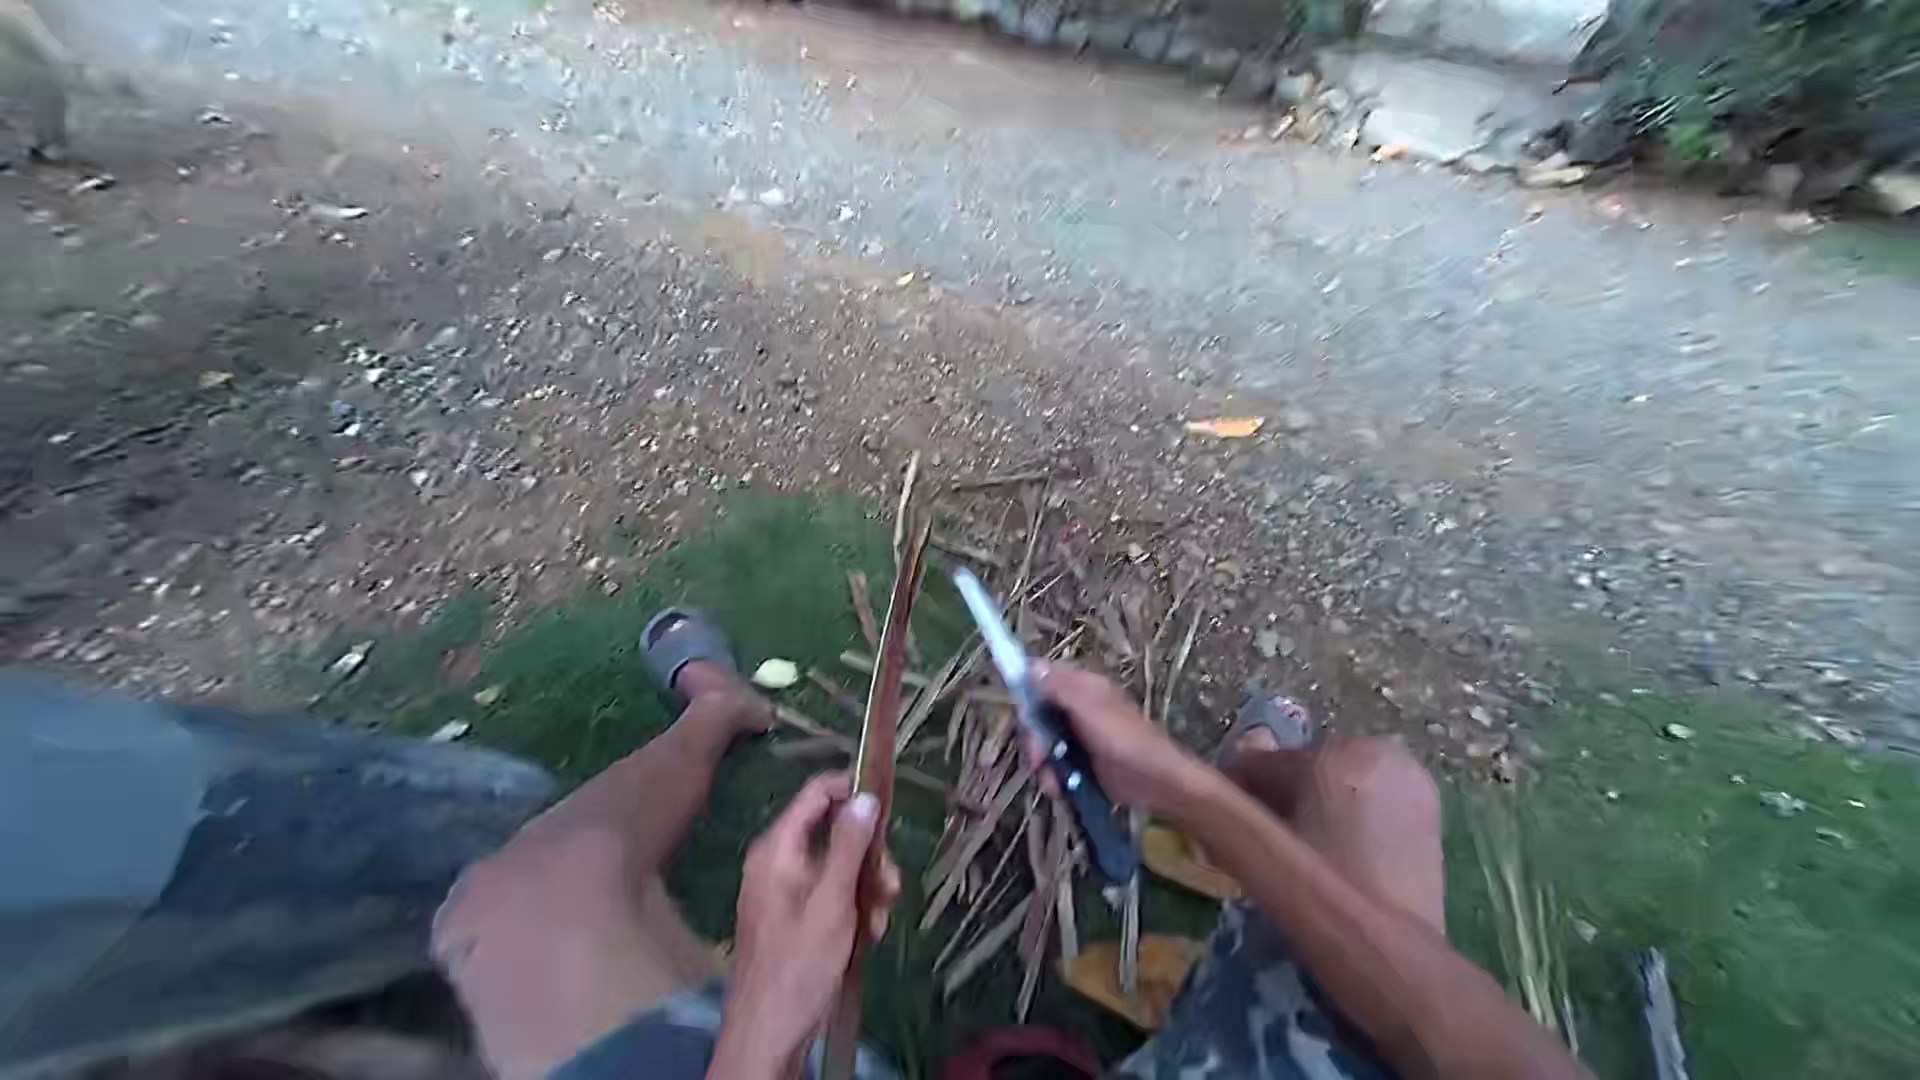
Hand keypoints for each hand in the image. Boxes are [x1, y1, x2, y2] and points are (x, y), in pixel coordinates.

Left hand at [713, 772, 900, 1075]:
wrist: (767, 1038)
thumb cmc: (799, 965)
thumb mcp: (832, 901)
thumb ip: (850, 845)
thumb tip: (867, 795)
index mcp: (779, 847)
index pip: (817, 792)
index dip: (852, 789)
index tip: (887, 805)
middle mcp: (781, 859)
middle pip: (835, 830)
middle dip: (869, 855)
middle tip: (891, 883)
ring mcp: (787, 887)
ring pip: (840, 863)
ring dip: (867, 885)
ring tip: (881, 917)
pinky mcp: (796, 912)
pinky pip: (832, 890)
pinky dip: (854, 905)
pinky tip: (868, 933)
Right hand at [1031, 663, 1208, 815]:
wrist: (1158, 783)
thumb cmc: (1127, 741)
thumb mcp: (1090, 709)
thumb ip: (1059, 688)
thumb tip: (1029, 665)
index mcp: (1082, 686)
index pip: (1043, 677)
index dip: (1027, 691)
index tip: (1022, 713)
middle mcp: (1077, 707)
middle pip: (1037, 714)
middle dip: (1034, 738)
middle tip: (1040, 756)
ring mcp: (1078, 735)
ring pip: (1043, 742)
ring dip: (1042, 763)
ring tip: (1053, 781)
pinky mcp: (1080, 761)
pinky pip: (1054, 764)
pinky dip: (1053, 777)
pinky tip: (1060, 788)